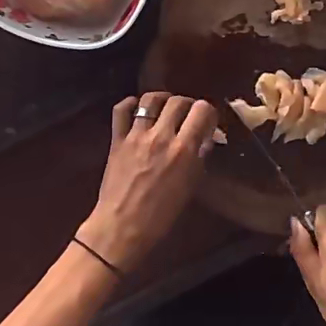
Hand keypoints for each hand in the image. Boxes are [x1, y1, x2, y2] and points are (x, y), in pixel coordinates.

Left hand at [77, 92, 217, 274]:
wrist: (122, 226)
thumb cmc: (161, 215)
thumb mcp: (189, 187)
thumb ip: (198, 159)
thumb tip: (205, 139)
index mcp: (183, 150)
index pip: (202, 110)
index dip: (208, 111)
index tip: (207, 119)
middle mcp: (161, 136)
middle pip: (178, 101)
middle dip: (187, 104)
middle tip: (188, 113)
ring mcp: (136, 135)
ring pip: (150, 100)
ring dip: (162, 99)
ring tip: (166, 106)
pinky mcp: (117, 139)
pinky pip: (121, 110)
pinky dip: (130, 103)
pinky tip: (137, 107)